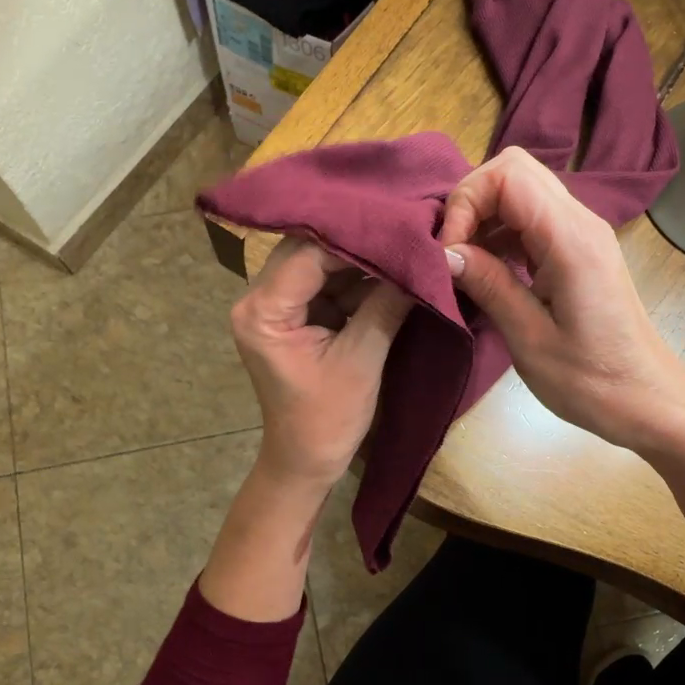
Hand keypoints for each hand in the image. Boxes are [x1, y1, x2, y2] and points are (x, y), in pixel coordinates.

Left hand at [230, 236, 414, 491]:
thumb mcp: (362, 360)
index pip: (310, 251)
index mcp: (262, 311)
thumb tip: (426, 258)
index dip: (358, 234)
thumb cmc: (328, 421)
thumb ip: (387, 304)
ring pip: (321, 262)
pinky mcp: (294, 315)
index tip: (403, 221)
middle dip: (360, 240)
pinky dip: (359, 279)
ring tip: (408, 241)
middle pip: (311, 249)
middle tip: (409, 224)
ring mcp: (275, 306)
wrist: (307, 462)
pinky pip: (327, 283)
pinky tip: (393, 268)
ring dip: (362, 257)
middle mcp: (258, 299)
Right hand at [441, 147, 684, 452]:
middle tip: (452, 254)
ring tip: (465, 266)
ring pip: (523, 192)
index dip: (466, 201)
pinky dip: (503, 233)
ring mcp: (585, 235)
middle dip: (472, 202)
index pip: (508, 175)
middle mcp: (581, 222)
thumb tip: (444, 253)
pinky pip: (534, 220)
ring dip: (485, 218)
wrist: (649, 402)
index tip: (449, 253)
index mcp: (571, 239)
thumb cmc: (591, 381)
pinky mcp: (582, 253)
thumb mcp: (530, 340)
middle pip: (515, 171)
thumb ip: (489, 285)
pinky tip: (490, 272)